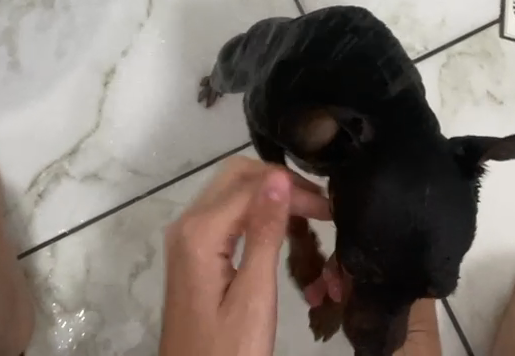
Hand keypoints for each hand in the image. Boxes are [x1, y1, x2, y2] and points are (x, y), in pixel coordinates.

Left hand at [159, 158, 331, 355]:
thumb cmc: (228, 353)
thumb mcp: (253, 297)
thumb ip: (265, 233)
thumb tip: (279, 177)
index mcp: (199, 231)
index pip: (251, 186)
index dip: (292, 189)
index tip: (329, 207)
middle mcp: (186, 223)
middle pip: (235, 175)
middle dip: (278, 181)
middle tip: (319, 206)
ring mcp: (185, 237)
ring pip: (229, 190)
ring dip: (266, 193)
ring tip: (306, 213)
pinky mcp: (191, 252)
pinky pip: (223, 212)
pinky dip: (252, 210)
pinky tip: (278, 226)